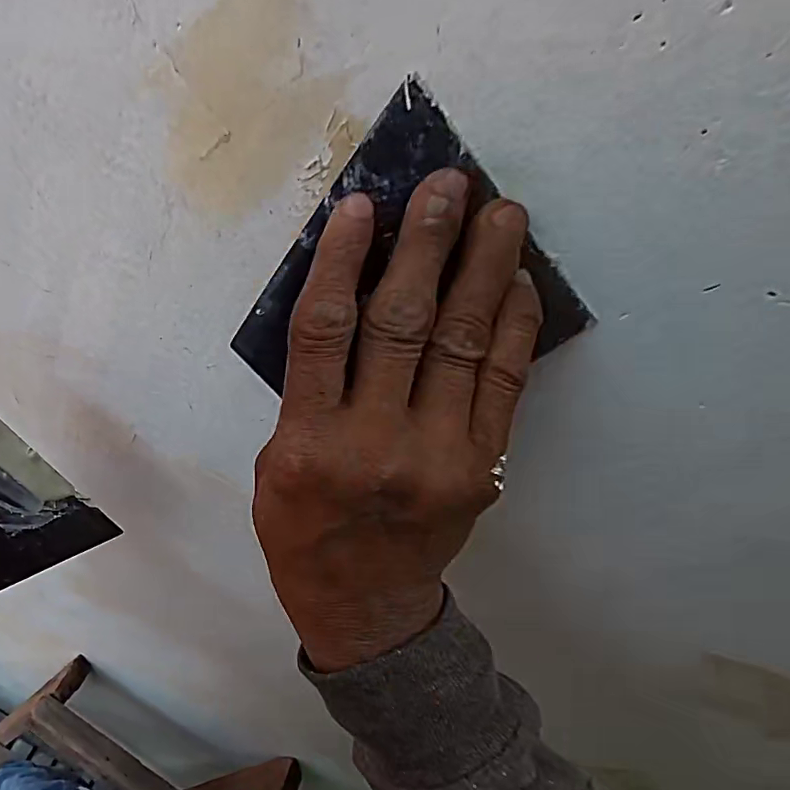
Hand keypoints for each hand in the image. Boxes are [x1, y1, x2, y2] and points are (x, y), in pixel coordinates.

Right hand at [253, 170, 542, 671]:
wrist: (361, 603)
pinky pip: (502, 383)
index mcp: (306, 447)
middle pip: (402, 326)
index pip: (324, 335)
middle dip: (425, 247)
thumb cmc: (302, 532)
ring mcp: (436, 458)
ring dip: (484, 269)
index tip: (360, 208)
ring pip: (463, 345)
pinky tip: (516, 281)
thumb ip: (306, 400)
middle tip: (447, 185)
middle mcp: (372, 447)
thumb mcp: (273, 468)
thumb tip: (347, 316)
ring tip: (500, 212)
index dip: (341, 263)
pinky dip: (511, 326)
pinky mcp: (481, 469)